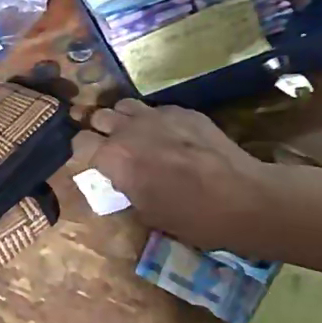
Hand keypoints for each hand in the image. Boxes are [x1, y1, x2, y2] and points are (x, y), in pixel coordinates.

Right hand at [72, 99, 269, 251]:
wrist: (241, 197)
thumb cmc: (190, 217)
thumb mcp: (146, 211)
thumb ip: (125, 185)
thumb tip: (121, 176)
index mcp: (114, 157)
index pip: (79, 142)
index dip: (82, 151)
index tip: (90, 161)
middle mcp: (129, 128)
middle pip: (101, 117)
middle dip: (102, 131)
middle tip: (113, 148)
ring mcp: (158, 114)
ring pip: (126, 106)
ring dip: (126, 120)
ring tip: (137, 136)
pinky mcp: (183, 110)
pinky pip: (158, 110)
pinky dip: (156, 121)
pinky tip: (172, 137)